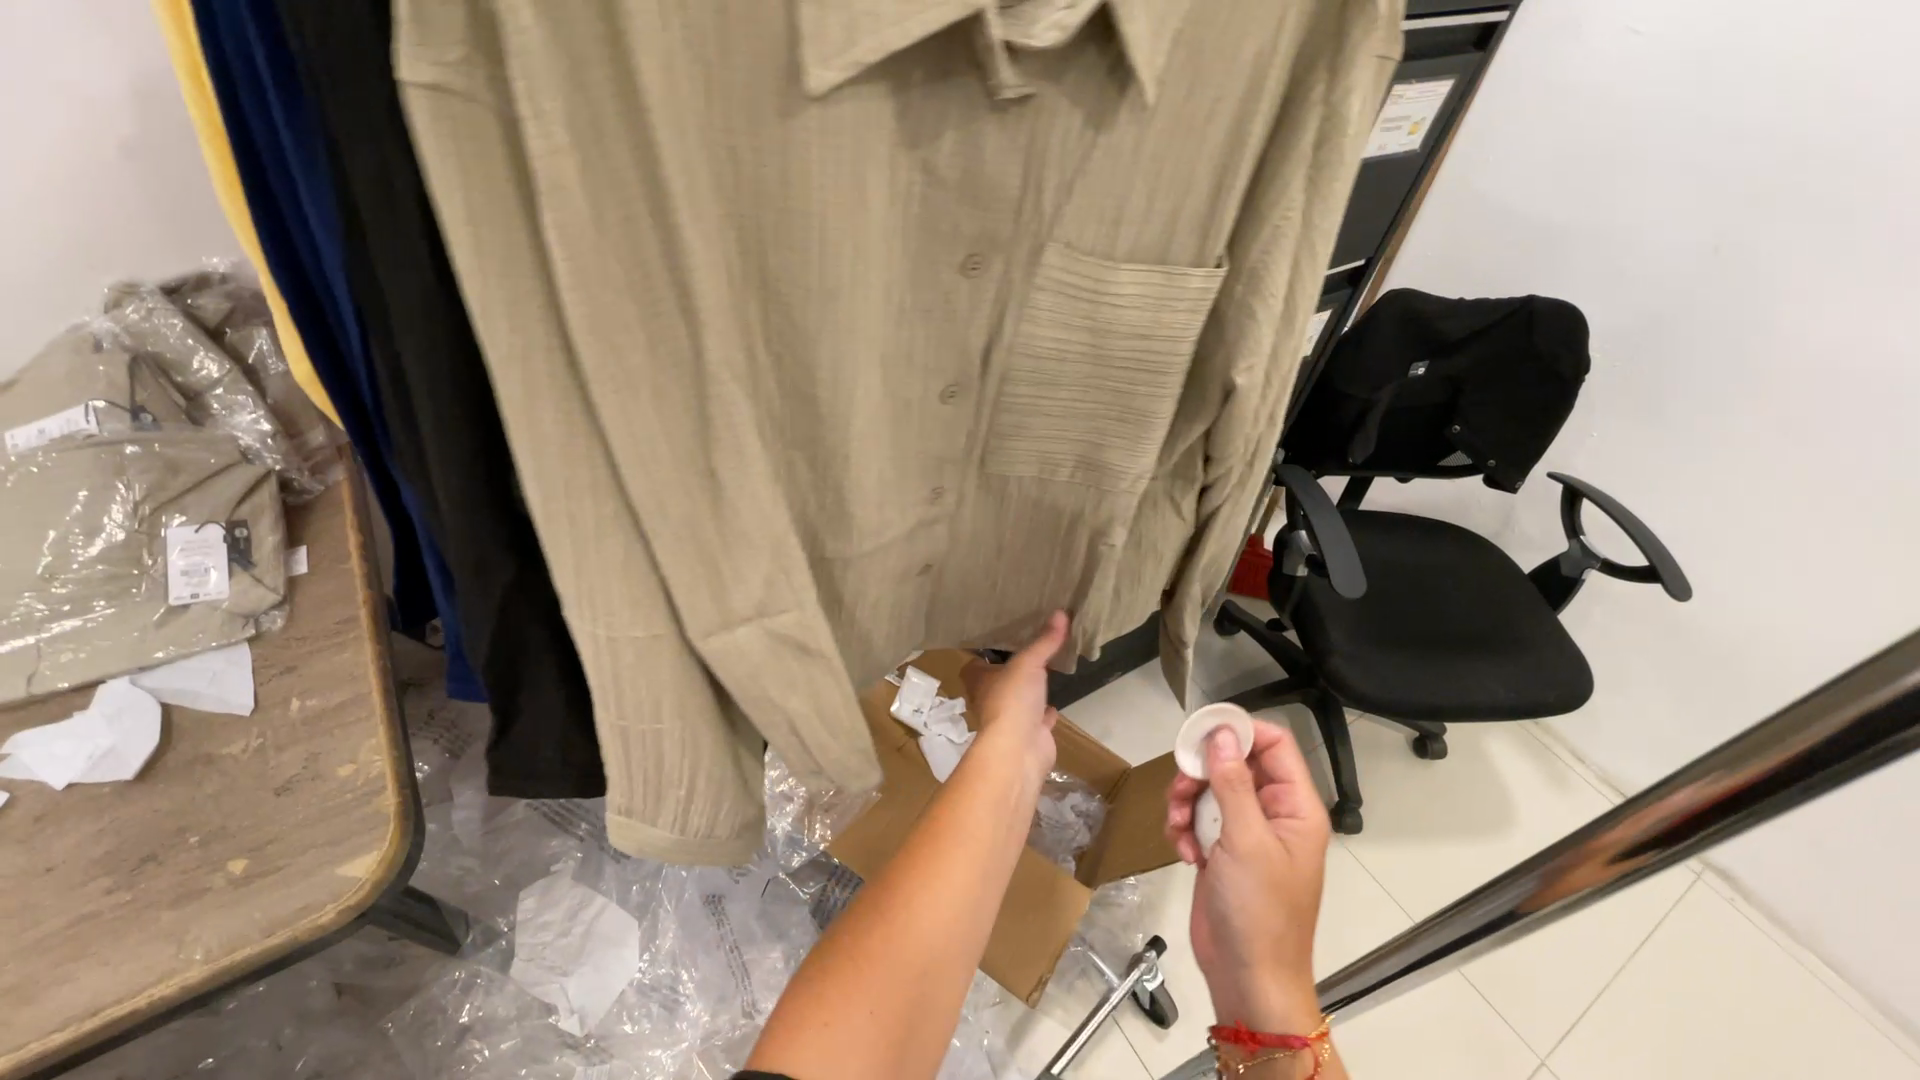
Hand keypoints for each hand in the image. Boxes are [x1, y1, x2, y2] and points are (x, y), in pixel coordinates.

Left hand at [961, 611, 1067, 781]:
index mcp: (978, 680)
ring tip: (1045, 672)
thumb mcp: (1028, 663)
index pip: (976, 662)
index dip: (987, 652)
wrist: (1019, 750)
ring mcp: (1008, 719)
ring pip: (1018, 700)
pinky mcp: (1027, 734)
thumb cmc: (1012, 700)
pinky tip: (1053, 706)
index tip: (1004, 639)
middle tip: (1030, 651)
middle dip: (1011, 671)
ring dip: (1028, 691)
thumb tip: (1061, 613)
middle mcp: (989, 699)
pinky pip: (1036, 720)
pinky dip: (1044, 714)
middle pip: (998, 680)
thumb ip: (1043, 641)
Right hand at [1165, 721, 1329, 1031]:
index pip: (1274, 744)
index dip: (1239, 731)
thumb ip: (1232, 782)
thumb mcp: (1246, 840)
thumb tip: (1220, 733)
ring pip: (1209, 789)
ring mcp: (1245, 832)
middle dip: (1202, 773)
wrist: (1248, 977)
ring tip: (1178, 827)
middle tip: (1181, 787)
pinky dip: (1183, 829)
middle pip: (1234, 763)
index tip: (1200, 732)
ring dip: (1186, 802)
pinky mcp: (1221, 851)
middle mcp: (1273, 812)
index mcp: (1295, 806)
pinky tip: (1183, 853)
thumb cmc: (1259, 910)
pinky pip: (1197, 818)